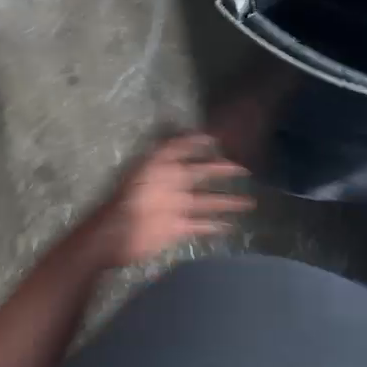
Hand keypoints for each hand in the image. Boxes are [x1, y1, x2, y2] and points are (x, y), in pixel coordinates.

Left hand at [79, 133, 253, 267]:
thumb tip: (194, 133)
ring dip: (227, 201)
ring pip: (207, 202)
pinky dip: (214, 226)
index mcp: (166, 167)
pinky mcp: (177, 228)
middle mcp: (174, 184)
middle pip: (203, 174)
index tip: (220, 138)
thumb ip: (171, 148)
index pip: (187, 149)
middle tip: (244, 168)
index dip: (200, 142)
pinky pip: (199, 225)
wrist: (116, 232)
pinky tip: (230, 226)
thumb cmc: (130, 196)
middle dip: (222, 170)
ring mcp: (177, 207)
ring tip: (250, 202)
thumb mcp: (149, 165)